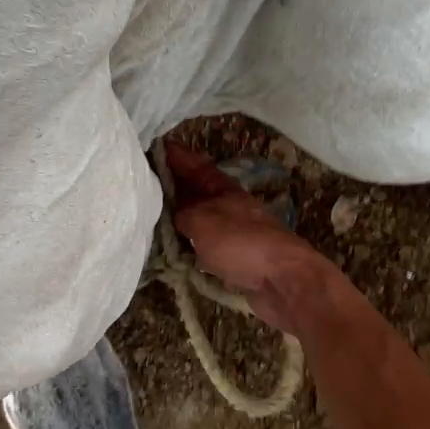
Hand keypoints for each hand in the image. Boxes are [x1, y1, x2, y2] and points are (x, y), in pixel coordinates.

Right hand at [164, 141, 342, 336]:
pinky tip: (174, 249)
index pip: (193, 164)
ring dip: (180, 217)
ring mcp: (234, 232)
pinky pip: (206, 244)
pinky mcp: (236, 258)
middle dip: (172, 186)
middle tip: (144, 182)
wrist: (285, 282)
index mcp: (222, 188)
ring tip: (152, 215)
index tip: (153, 146)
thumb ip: (181, 215)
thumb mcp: (201, 221)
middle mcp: (228, 205)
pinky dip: (190, 244)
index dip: (174, 155)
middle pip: (195, 191)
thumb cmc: (241, 242)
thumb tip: (175, 218)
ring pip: (199, 218)